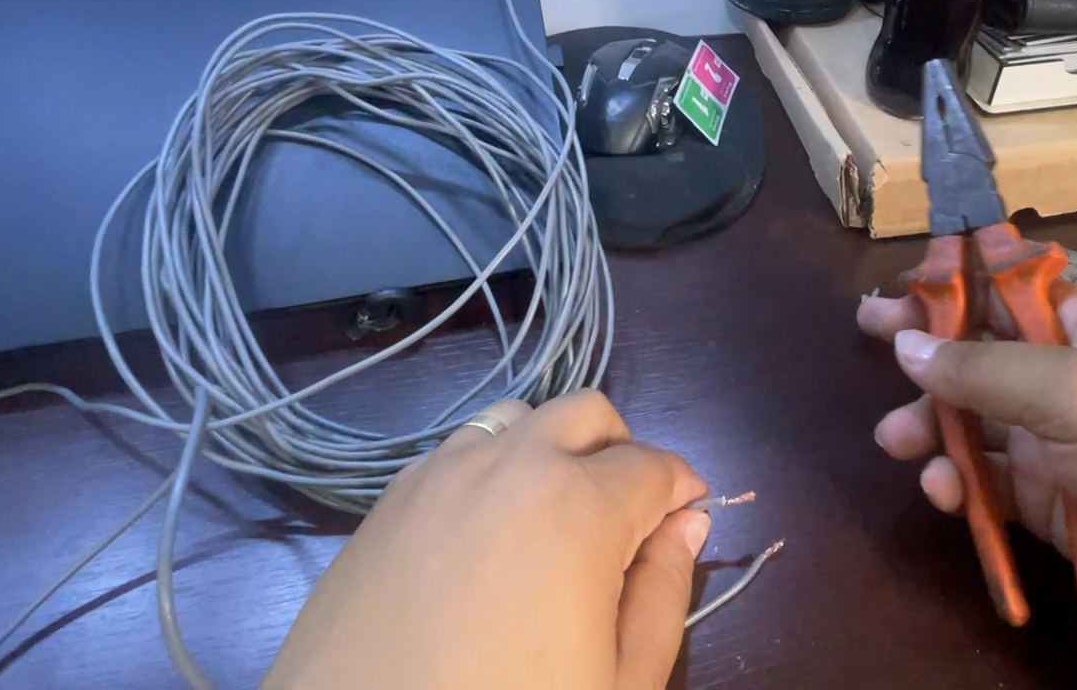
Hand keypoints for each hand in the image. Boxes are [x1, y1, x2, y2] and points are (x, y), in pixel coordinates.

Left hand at [265, 390, 707, 689]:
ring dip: (552, 449)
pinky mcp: (388, 502)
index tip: (688, 514)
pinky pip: (458, 452)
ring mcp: (440, 475)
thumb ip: (665, 592)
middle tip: (627, 513)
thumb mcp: (620, 686)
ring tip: (553, 517)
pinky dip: (493, 469)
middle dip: (622, 450)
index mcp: (577, 505)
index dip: (682, 487)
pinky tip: (484, 535)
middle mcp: (510, 464)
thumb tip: (686, 520)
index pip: (654, 465)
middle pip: (587, 412)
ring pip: (519, 419)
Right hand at [858, 283, 1076, 668]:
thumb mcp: (1074, 392)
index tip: (898, 287)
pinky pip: (993, 483)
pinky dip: (963, 487)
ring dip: (933, 428)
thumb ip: (982, 368)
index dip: (952, 284)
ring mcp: (1063, 444)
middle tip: (868, 337)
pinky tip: (942, 494)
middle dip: (925, 352)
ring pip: (977, 423)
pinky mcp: (1057, 504)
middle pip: (980, 354)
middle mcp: (1070, 380)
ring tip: (896, 442)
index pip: (1007, 291)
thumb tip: (906, 343)